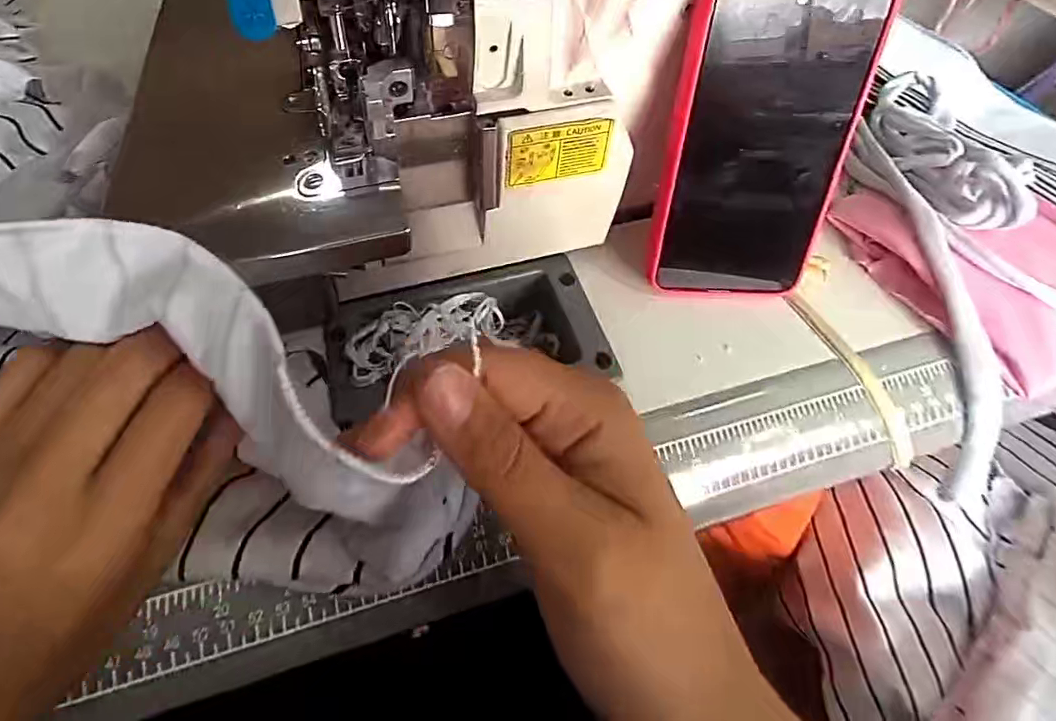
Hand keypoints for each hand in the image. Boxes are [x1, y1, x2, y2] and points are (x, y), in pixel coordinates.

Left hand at [0, 328, 241, 720]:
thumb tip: (234, 403)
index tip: (221, 367)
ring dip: (126, 346)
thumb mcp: (154, 563)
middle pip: (129, 365)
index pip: (177, 405)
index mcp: (107, 521)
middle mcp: (46, 480)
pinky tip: (85, 372)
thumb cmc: (67, 630)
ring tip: (143, 362)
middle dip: (173, 344)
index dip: (209, 372)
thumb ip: (201, 475)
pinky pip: (24, 364)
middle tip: (190, 348)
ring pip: (81, 355)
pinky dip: (70, 354)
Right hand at [355, 345, 795, 720]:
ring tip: (379, 462)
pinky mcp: (551, 473)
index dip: (424, 392)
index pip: (487, 367)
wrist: (690, 700)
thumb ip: (504, 459)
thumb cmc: (642, 622)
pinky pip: (492, 440)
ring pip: (482, 407)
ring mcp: (565, 439)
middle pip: (483, 379)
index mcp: (587, 405)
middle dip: (420, 405)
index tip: (370, 448)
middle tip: (365, 460)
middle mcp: (575, 406)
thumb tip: (435, 376)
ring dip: (429, 426)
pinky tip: (427, 466)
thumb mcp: (572, 542)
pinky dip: (452, 449)